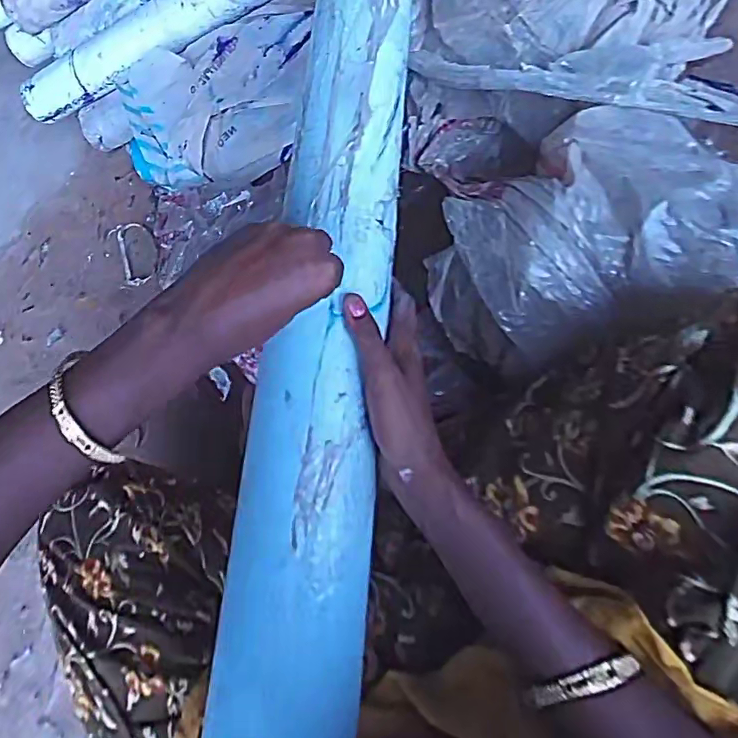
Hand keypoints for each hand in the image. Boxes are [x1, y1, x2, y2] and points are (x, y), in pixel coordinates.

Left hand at [144, 222, 342, 373]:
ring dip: (286, 250)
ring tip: (265, 276)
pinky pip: (269, 234)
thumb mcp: (289, 314)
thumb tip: (301, 279)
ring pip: (293, 235)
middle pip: (318, 243)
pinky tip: (248, 268)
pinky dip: (265, 246)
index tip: (306, 294)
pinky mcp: (249, 226)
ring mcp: (274, 230)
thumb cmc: (244, 328)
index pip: (334, 267)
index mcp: (320, 269)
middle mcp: (302, 242)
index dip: (320, 282)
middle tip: (288, 283)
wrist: (196, 318)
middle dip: (307, 258)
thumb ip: (304, 288)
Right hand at [344, 292, 454, 496]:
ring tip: (325, 319)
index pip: (402, 306)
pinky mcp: (377, 399)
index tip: (365, 266)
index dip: (389, 284)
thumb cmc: (401, 421)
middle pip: (386, 323)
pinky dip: (347, 359)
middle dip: (366, 304)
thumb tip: (351, 297)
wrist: (411, 471)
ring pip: (372, 346)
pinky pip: (361, 369)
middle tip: (335, 290)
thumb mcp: (382, 374)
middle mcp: (400, 360)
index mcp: (406, 349)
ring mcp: (389, 380)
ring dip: (355, 331)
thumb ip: (368, 338)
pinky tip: (327, 361)